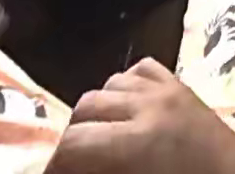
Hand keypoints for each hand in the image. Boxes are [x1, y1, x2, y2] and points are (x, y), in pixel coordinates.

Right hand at [46, 59, 234, 173]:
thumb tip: (75, 169)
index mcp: (137, 145)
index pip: (74, 145)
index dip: (54, 167)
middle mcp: (148, 106)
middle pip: (86, 107)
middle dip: (71, 138)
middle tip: (72, 167)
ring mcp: (166, 89)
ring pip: (112, 82)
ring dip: (97, 111)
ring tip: (98, 141)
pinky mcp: (180, 84)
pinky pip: (141, 70)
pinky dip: (126, 88)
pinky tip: (126, 113)